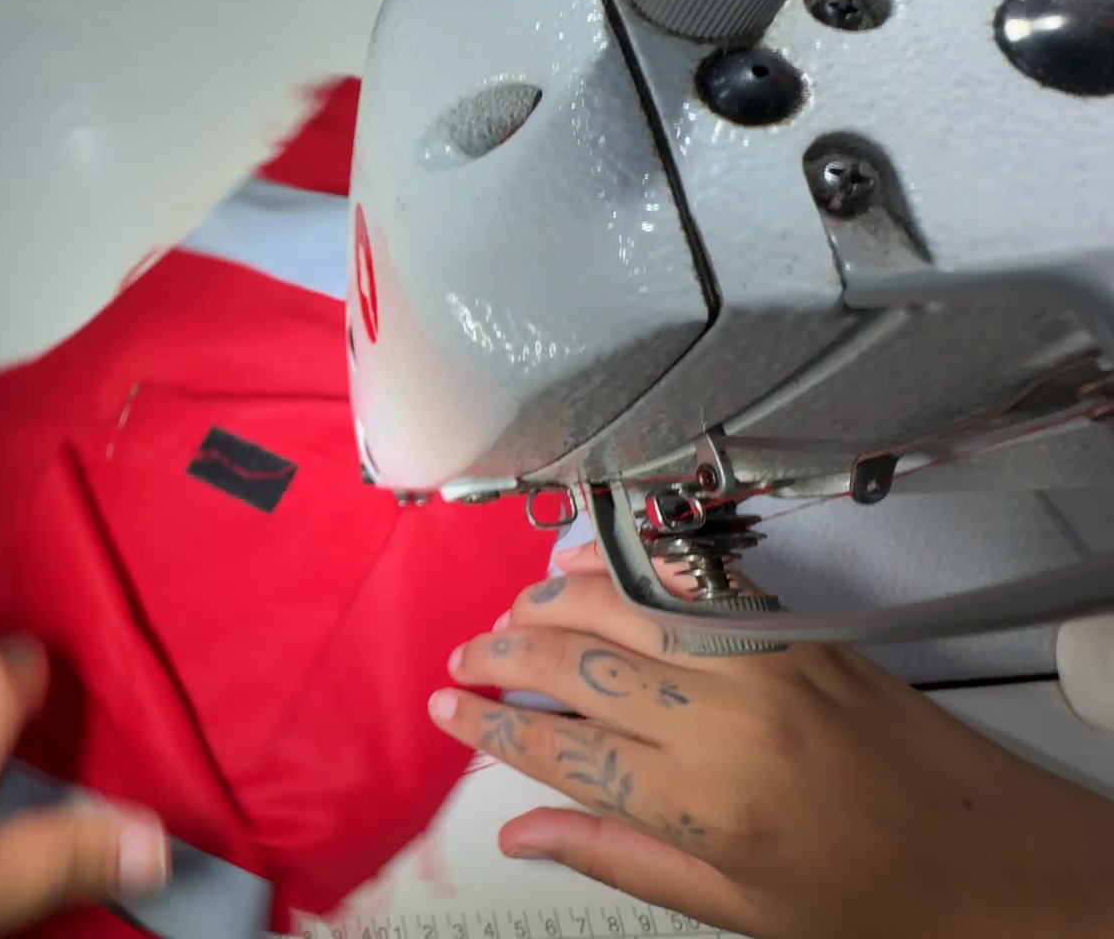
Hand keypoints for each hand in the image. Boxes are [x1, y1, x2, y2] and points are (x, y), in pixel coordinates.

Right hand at [430, 543, 1113, 937]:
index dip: (485, 728)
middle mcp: (721, 724)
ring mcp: (754, 664)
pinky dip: (612, 568)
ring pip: (608, 609)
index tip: (446, 708)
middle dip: (495, 660)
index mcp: (706, 807)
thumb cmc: (882, 903)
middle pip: (567, 668)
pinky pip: (675, 579)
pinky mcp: (782, 631)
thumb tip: (519, 832)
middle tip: (462, 662)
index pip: (555, 752)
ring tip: (504, 623)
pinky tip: (572, 569)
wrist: (1025, 870)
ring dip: (538, 608)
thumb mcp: (739, 909)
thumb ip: (614, 855)